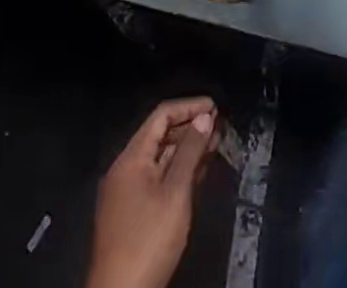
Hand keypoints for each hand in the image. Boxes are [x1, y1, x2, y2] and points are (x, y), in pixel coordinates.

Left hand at [87, 97, 217, 287]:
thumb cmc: (149, 239)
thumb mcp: (176, 192)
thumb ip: (191, 152)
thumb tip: (206, 117)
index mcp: (131, 159)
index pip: (161, 117)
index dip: (189, 107)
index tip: (216, 108)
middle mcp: (126, 169)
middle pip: (159, 135)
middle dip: (190, 126)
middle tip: (220, 126)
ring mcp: (128, 191)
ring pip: (161, 157)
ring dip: (187, 148)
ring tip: (216, 143)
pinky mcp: (134, 210)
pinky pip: (158, 177)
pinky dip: (179, 169)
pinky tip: (200, 170)